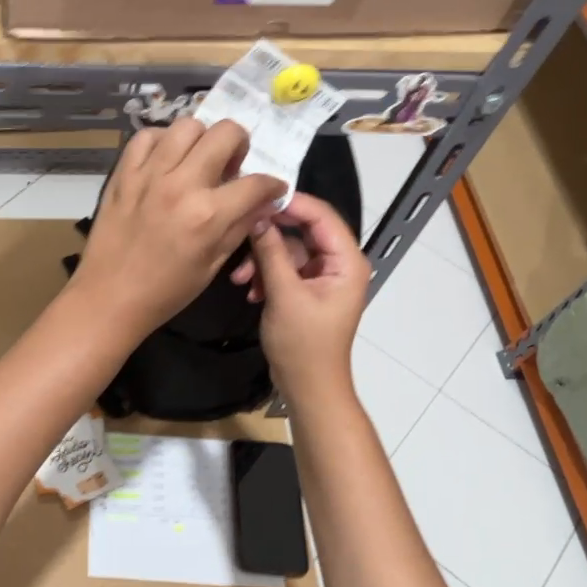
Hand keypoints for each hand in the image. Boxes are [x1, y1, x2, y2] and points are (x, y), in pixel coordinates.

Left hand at [69, 118, 285, 339]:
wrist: (109, 298)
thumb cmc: (165, 292)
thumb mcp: (212, 265)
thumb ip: (240, 227)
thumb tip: (263, 204)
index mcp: (209, 215)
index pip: (256, 182)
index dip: (271, 185)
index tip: (269, 189)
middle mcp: (181, 185)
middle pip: (226, 133)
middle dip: (239, 145)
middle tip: (230, 166)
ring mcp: (149, 175)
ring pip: (186, 126)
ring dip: (201, 139)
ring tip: (196, 160)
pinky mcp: (123, 174)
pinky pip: (146, 136)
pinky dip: (161, 141)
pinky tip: (164, 160)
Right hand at [236, 193, 370, 399]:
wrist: (308, 387)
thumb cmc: (303, 344)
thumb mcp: (284, 294)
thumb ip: (271, 252)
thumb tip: (258, 216)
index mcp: (347, 261)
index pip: (321, 216)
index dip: (291, 203)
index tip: (256, 199)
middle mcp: (339, 264)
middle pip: (302, 232)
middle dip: (269, 238)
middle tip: (240, 238)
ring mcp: (323, 278)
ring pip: (288, 251)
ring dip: (262, 262)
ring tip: (240, 280)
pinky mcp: (307, 291)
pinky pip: (285, 270)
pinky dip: (266, 276)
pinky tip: (250, 292)